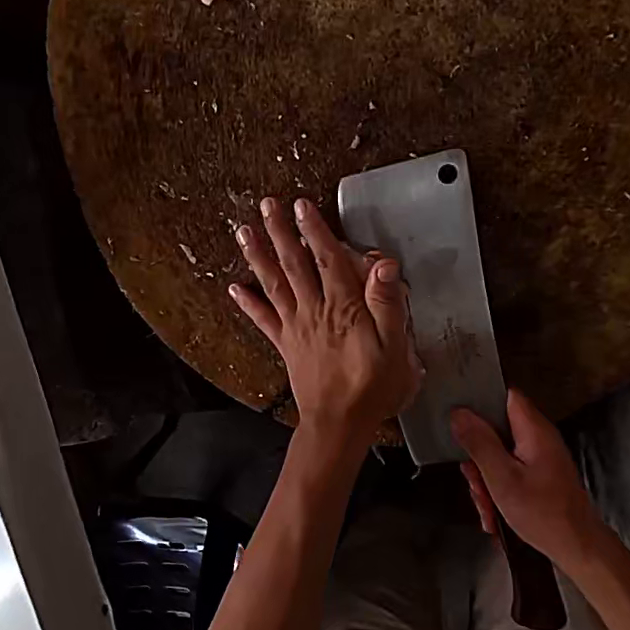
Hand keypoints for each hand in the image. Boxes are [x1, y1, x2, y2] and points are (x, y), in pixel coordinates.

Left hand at [230, 197, 420, 442]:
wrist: (338, 424)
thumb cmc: (371, 389)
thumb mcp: (394, 349)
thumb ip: (388, 306)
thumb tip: (384, 267)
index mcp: (344, 308)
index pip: (328, 260)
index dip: (315, 230)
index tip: (302, 206)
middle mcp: (315, 311)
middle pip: (294, 264)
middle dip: (280, 232)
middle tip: (266, 205)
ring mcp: (297, 327)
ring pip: (274, 284)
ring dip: (258, 256)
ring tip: (244, 231)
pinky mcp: (287, 345)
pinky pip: (264, 320)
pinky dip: (248, 303)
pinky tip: (235, 287)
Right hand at [451, 390, 620, 573]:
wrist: (577, 548)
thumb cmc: (543, 513)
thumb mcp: (501, 478)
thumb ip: (479, 443)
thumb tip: (458, 413)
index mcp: (533, 430)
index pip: (505, 395)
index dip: (480, 400)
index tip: (457, 414)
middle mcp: (538, 438)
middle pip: (496, 430)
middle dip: (478, 456)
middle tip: (475, 480)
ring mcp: (539, 458)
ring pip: (498, 455)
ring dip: (485, 479)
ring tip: (487, 504)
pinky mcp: (538, 476)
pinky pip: (508, 472)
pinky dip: (497, 491)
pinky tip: (494, 514)